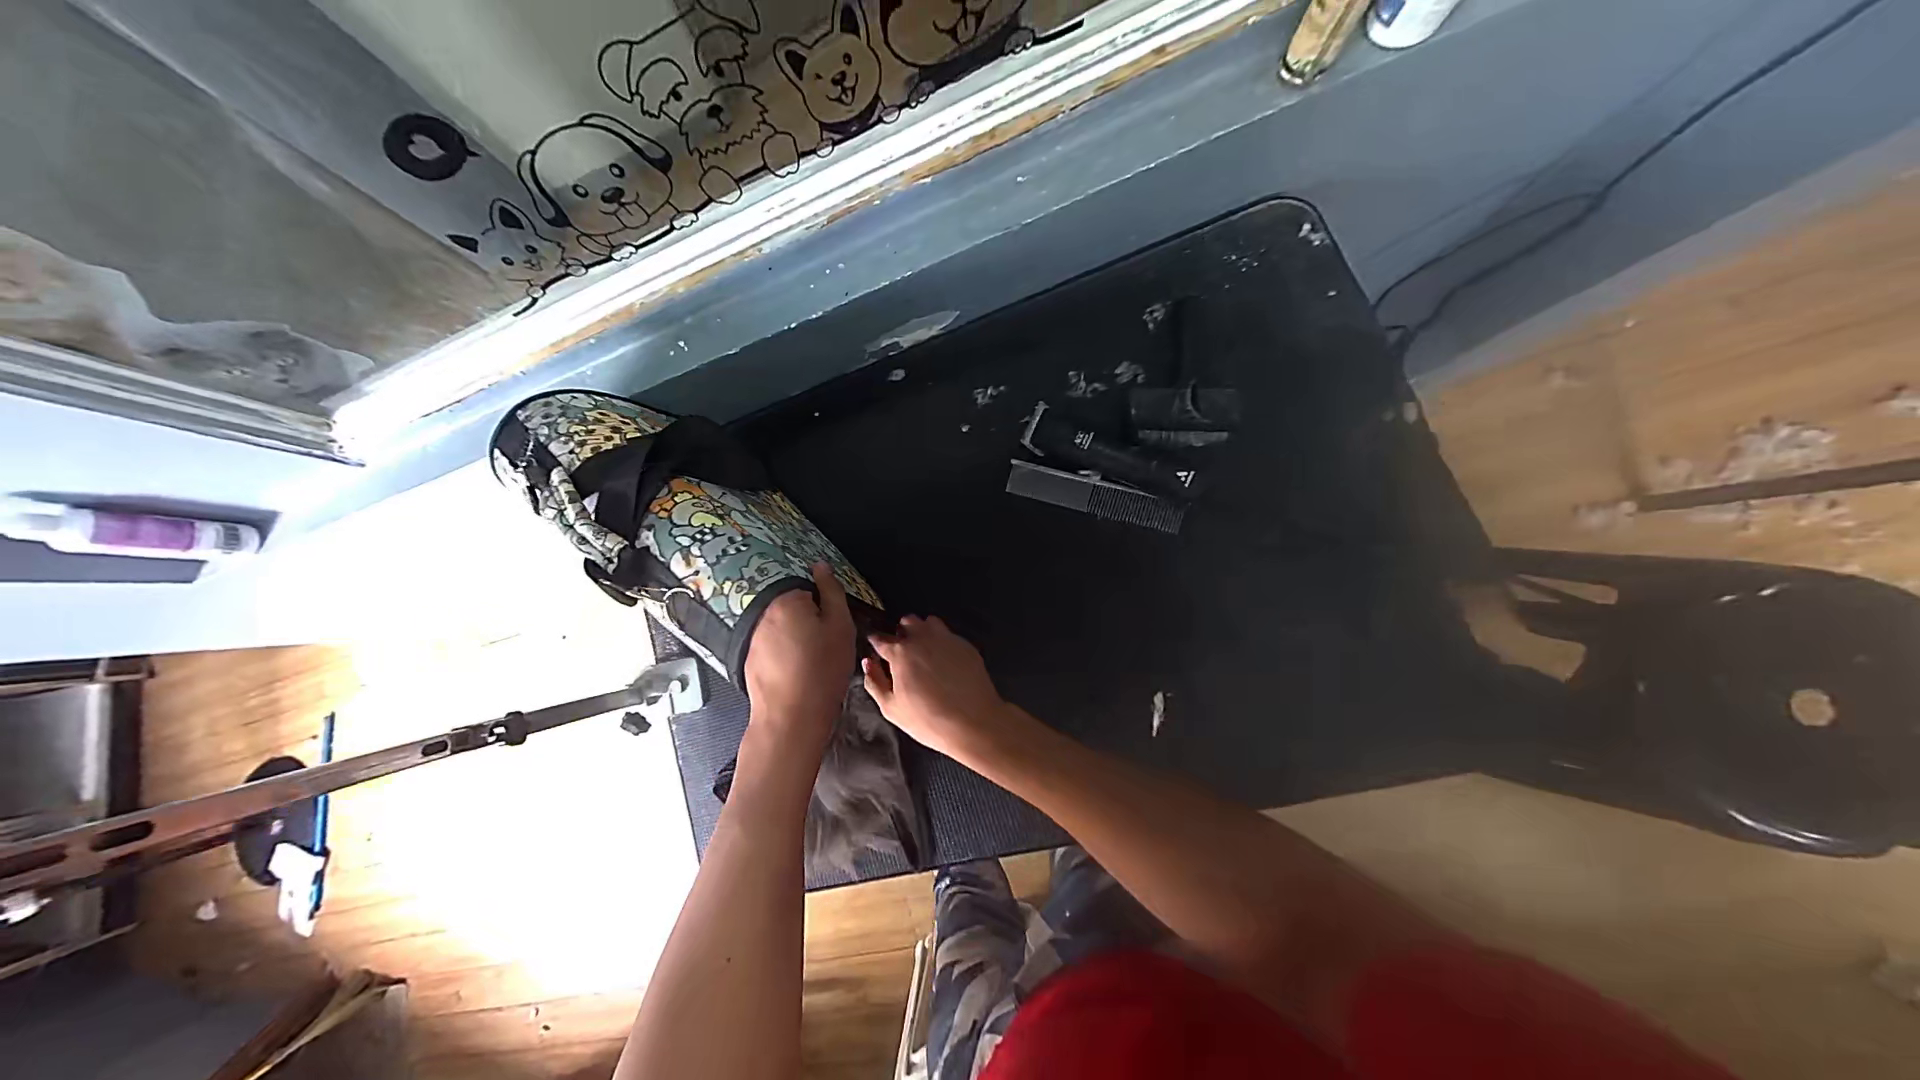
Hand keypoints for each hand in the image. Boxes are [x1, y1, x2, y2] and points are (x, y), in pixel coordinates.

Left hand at [743, 564, 853, 743]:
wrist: (791, 717)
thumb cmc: (822, 670)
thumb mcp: (841, 626)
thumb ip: (832, 591)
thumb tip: (821, 566)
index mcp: (785, 600)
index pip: (809, 590)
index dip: (824, 609)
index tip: (832, 629)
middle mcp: (762, 614)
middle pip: (792, 608)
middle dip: (807, 622)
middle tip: (824, 646)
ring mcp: (752, 638)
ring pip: (781, 629)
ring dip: (795, 639)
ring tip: (811, 662)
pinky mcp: (748, 659)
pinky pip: (772, 648)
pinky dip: (783, 655)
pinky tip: (796, 673)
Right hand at [863, 616, 1021, 761]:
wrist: (973, 722)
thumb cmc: (928, 720)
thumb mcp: (891, 708)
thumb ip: (874, 682)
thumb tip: (869, 663)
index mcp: (900, 652)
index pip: (880, 638)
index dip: (876, 643)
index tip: (877, 649)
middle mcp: (922, 638)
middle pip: (907, 622)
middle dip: (902, 632)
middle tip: (903, 651)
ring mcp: (946, 638)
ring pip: (929, 622)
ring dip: (922, 631)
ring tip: (924, 651)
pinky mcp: (965, 645)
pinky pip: (948, 634)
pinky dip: (942, 641)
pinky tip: (944, 660)